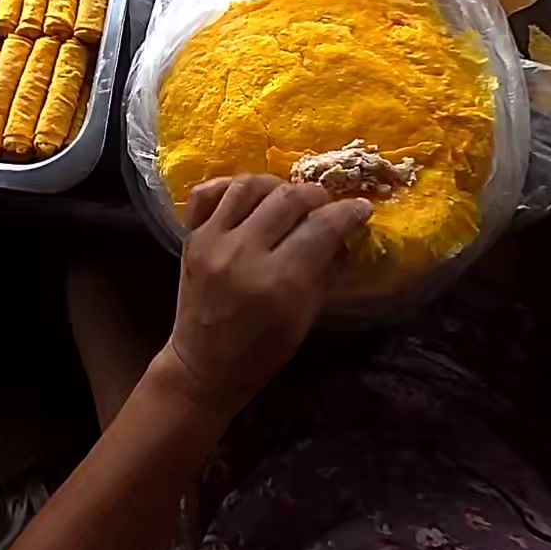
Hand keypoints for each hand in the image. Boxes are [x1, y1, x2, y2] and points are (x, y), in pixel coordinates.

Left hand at [155, 174, 372, 412]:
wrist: (204, 364)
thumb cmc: (263, 350)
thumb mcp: (306, 315)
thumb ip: (326, 268)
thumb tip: (344, 231)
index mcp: (278, 281)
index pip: (322, 226)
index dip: (349, 212)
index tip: (360, 208)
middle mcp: (242, 253)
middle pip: (288, 198)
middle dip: (317, 195)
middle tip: (325, 205)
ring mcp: (211, 241)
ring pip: (247, 185)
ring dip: (276, 185)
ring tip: (287, 198)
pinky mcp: (190, 237)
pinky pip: (205, 193)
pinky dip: (228, 186)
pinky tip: (246, 196)